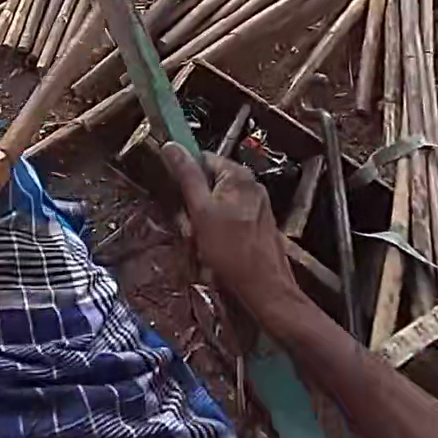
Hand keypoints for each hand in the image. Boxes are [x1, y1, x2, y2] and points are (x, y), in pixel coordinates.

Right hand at [160, 144, 303, 321]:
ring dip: (204, 220)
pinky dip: (218, 230)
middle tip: (190, 225)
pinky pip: (230, 218)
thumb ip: (186, 175)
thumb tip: (170, 145)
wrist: (267, 292)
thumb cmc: (231, 250)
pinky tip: (215, 249)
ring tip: (201, 241)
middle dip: (195, 203)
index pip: (201, 158)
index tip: (179, 198)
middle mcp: (251, 185)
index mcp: (238, 175)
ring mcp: (258, 205)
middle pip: (209, 182)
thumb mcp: (200, 210)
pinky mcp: (259, 225)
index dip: (186, 176)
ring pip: (217, 203)